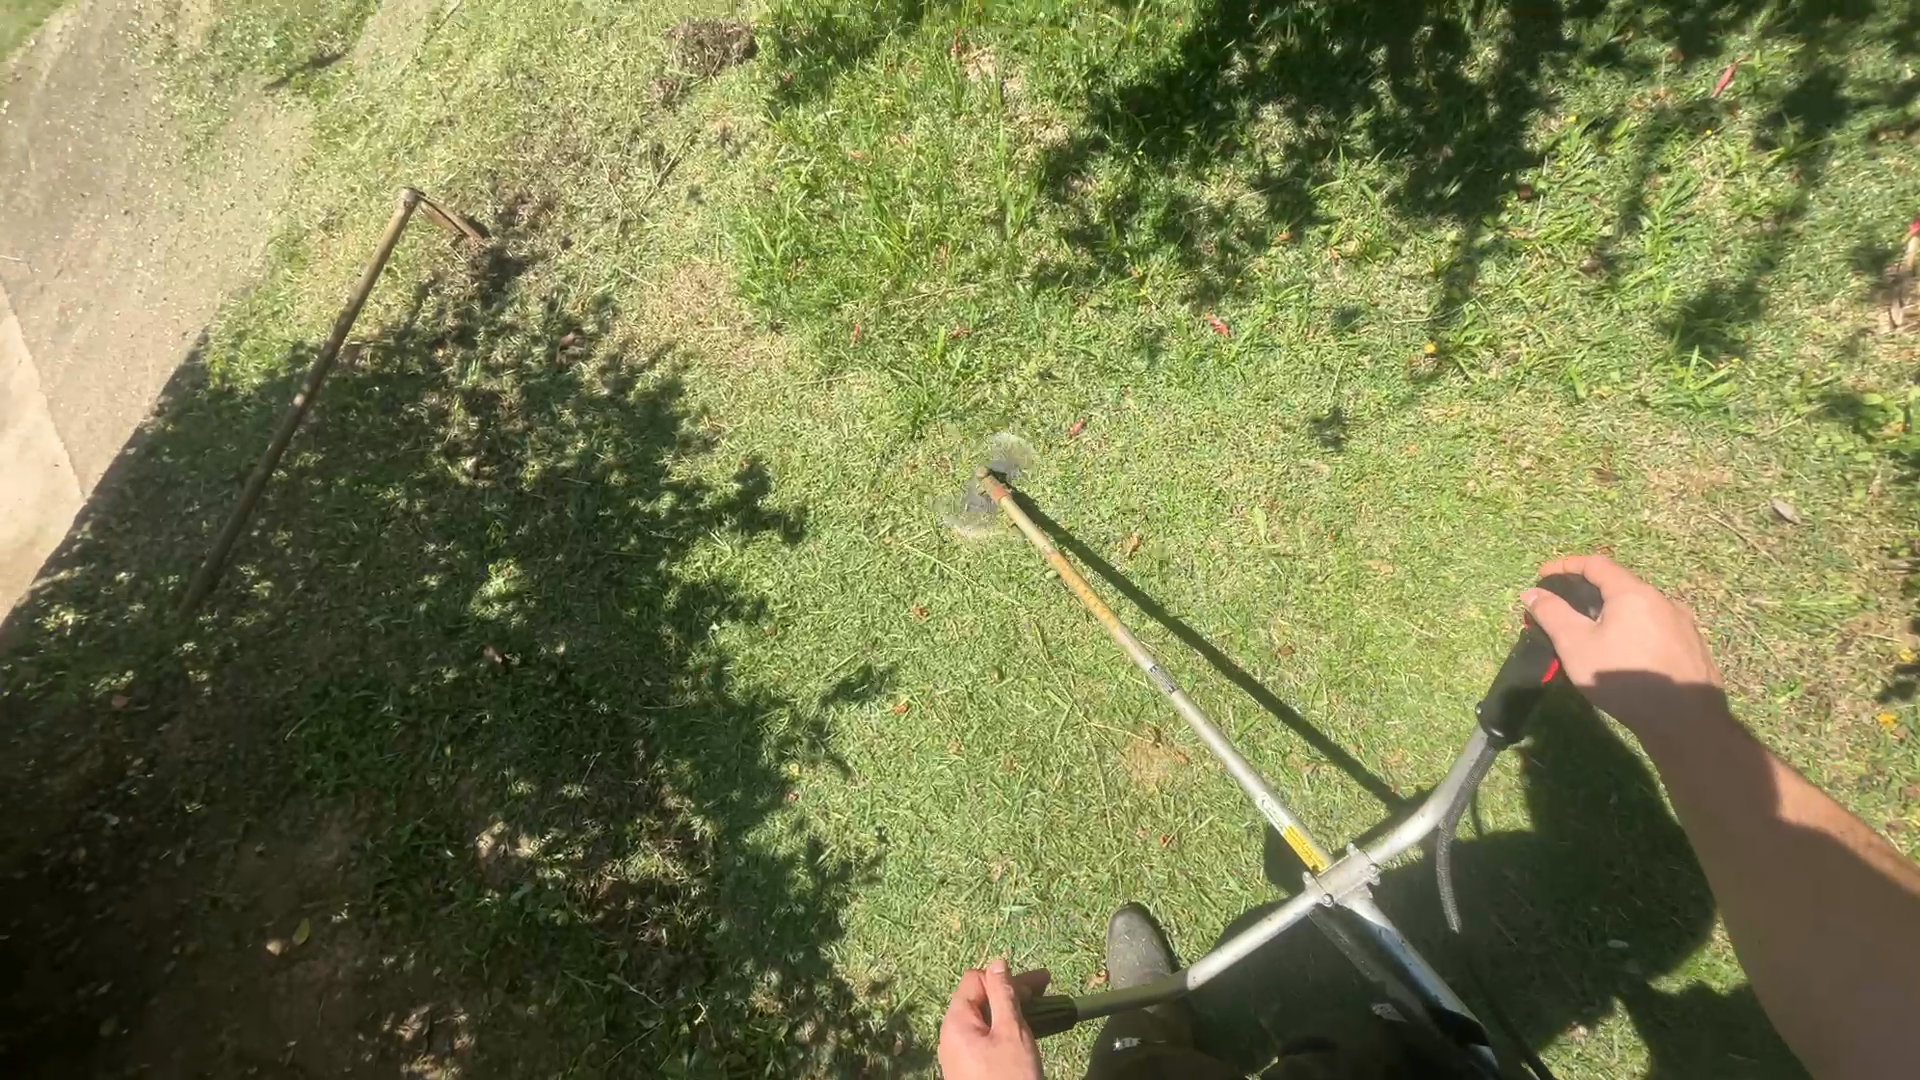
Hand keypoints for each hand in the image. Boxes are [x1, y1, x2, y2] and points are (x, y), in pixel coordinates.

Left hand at [938, 958, 1050, 1079]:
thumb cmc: (1011, 1079)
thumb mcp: (1011, 1032)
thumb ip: (1004, 994)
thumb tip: (998, 962)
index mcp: (956, 1021)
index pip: (976, 980)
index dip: (1004, 978)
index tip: (1035, 986)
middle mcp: (952, 1035)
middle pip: (981, 999)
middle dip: (1012, 991)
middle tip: (1046, 986)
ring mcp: (959, 1056)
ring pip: (986, 1019)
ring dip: (1011, 1009)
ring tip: (1039, 1009)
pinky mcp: (969, 1071)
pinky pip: (985, 1039)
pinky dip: (1005, 1030)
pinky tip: (1024, 1031)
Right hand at [1522, 554, 1728, 737]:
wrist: (1685, 720)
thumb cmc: (1621, 674)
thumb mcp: (1574, 642)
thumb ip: (1551, 613)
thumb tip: (1532, 592)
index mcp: (1634, 594)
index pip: (1596, 564)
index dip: (1565, 565)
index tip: (1542, 576)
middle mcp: (1663, 601)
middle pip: (1617, 584)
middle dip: (1584, 591)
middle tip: (1559, 609)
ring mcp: (1682, 624)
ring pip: (1635, 607)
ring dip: (1607, 611)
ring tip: (1586, 632)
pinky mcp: (1691, 646)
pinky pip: (1651, 625)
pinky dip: (1627, 626)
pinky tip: (1618, 650)